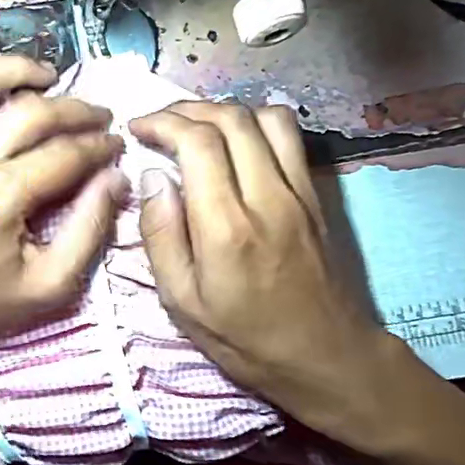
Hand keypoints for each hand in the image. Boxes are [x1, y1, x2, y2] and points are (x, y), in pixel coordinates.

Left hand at [0, 49, 125, 379]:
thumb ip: (90, 229)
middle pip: (30, 111)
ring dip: (18, 67)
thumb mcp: (48, 284)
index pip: (64, 153)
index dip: (100, 146)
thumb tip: (117, 178)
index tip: (119, 145)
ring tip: (50, 75)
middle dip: (76, 109)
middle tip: (101, 116)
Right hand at [128, 103, 408, 453]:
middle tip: (161, 123)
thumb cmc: (245, 339)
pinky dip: (258, 123)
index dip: (163, 123)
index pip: (197, 142)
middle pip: (230, 119)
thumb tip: (151, 177)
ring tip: (198, 127)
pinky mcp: (316, 196)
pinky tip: (238, 141)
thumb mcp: (183, 304)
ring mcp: (298, 192)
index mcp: (226, 226)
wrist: (325, 355)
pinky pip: (291, 137)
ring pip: (265, 117)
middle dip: (188, 109)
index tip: (139, 129)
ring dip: (226, 110)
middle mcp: (267, 197)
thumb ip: (161, 236)